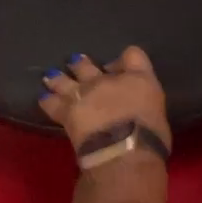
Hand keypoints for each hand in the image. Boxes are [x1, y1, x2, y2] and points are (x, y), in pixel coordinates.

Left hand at [39, 47, 171, 153]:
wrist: (124, 148)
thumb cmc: (151, 133)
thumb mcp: (157, 108)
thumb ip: (144, 98)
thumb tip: (135, 103)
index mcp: (138, 77)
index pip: (133, 54)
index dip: (123, 58)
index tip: (117, 65)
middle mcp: (110, 79)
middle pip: (93, 65)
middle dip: (82, 64)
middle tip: (75, 62)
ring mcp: (87, 93)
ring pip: (67, 79)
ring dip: (59, 78)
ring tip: (51, 75)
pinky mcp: (68, 111)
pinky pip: (52, 102)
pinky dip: (48, 100)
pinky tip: (44, 98)